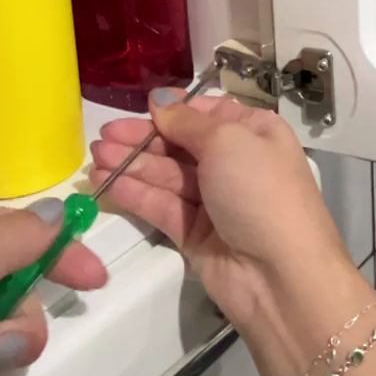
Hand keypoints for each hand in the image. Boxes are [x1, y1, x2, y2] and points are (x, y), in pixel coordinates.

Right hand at [90, 92, 351, 327]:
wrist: (281, 276)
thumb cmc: (261, 191)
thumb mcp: (229, 141)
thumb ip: (187, 122)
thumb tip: (159, 99)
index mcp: (254, 133)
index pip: (207, 114)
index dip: (173, 110)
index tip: (139, 109)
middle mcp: (235, 162)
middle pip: (180, 144)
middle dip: (143, 138)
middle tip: (102, 136)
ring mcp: (214, 200)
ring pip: (166, 174)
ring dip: (131, 164)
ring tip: (95, 157)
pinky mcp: (193, 234)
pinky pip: (160, 205)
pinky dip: (134, 193)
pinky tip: (105, 181)